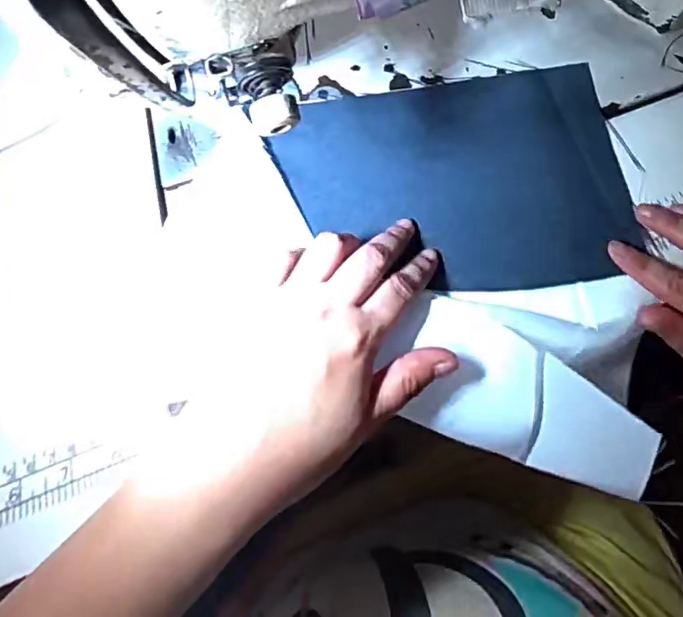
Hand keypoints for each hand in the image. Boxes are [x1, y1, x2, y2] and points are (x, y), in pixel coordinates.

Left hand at [134, 220, 454, 517]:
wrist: (235, 453)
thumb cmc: (302, 445)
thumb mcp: (366, 420)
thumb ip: (407, 379)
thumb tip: (448, 357)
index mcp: (357, 337)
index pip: (399, 288)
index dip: (419, 268)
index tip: (428, 256)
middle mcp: (325, 306)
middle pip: (369, 255)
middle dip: (393, 238)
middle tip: (404, 229)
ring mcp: (288, 297)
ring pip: (327, 245)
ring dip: (349, 240)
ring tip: (358, 245)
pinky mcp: (258, 298)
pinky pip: (284, 256)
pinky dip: (302, 251)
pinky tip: (308, 261)